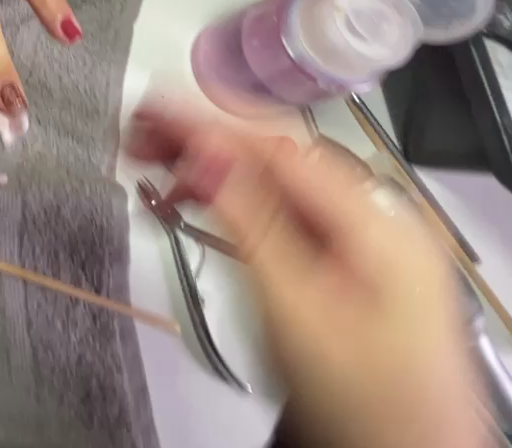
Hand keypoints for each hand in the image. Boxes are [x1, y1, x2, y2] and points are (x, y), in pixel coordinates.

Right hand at [126, 105, 482, 447]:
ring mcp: (365, 232)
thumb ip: (250, 219)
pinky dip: (233, 191)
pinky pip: (282, 201)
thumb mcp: (294, 306)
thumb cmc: (360, 398)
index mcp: (376, 219)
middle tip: (135, 136)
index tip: (146, 112)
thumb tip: (204, 149)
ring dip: (210, 162)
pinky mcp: (349, 252)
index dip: (204, 123)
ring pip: (274, 174)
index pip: (274, 146)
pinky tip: (195, 189)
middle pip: (274, 153)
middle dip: (201, 139)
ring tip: (150, 157)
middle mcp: (376, 212)